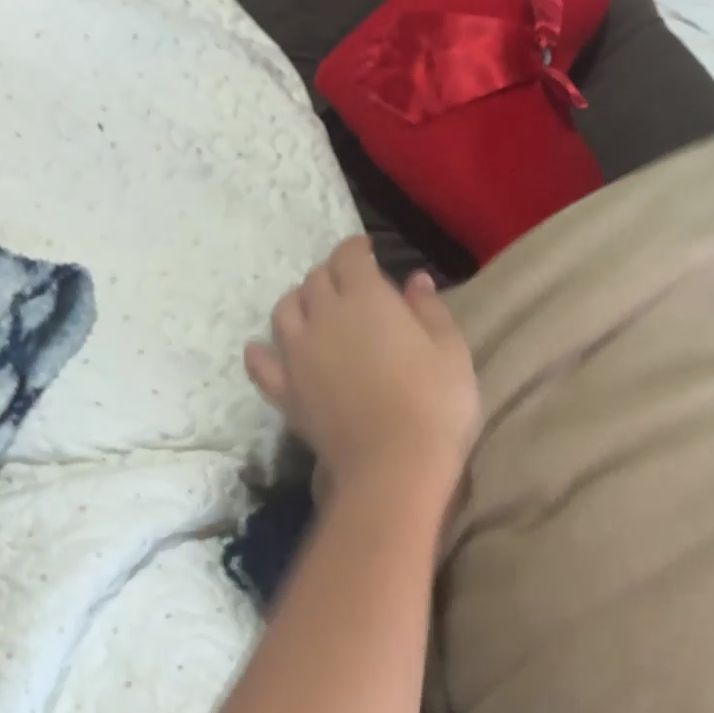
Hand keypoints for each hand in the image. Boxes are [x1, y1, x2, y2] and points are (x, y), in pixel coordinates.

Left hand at [244, 236, 479, 500]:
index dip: (356, 248)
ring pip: (284, 312)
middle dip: (332, 274)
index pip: (349, 259)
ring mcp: (297, 356)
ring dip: (299, 302)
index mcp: (368, 300)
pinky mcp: (285, 392)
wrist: (395, 464)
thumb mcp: (451, 349)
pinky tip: (267, 349)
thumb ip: (430, 310)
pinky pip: (262, 362)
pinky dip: (263, 350)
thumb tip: (414, 280)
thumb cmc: (436, 400)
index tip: (367, 248)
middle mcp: (323, 318)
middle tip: (352, 282)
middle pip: (315, 281)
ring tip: (316, 309)